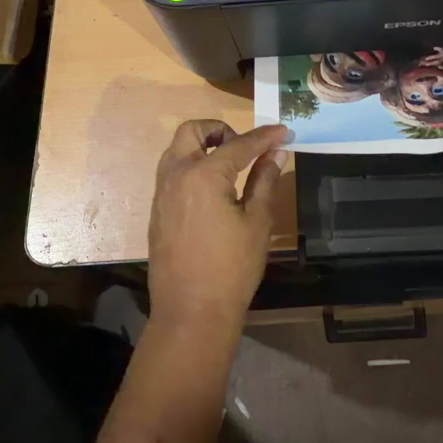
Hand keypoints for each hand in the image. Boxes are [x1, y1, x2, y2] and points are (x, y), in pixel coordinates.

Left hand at [147, 119, 291, 334]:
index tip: (284, 131)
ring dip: (203, 146)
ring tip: (231, 166)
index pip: (238, 144)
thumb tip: (276, 153)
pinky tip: (214, 189)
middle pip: (193, 131)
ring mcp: (162, 192)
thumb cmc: (231, 268)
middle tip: (245, 149)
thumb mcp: (256, 222)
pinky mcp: (158, 210)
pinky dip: (192, 167)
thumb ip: (264, 181)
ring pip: (178, 149)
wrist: (191, 313)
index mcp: (203, 175)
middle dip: (221, 130)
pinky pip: (173, 172)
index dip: (264, 136)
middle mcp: (176, 174)